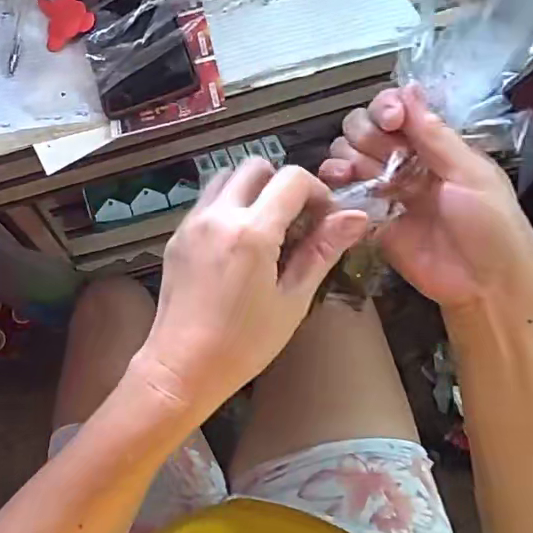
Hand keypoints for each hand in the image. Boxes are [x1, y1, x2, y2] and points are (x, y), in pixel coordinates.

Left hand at [133, 158, 368, 416]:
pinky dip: (227, 205)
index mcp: (251, 231)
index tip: (324, 220)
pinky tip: (237, 244)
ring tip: (265, 228)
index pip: (291, 178)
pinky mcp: (176, 235)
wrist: (181, 366)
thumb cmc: (244, 343)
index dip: (317, 191)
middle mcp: (218, 215)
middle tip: (295, 220)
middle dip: (282, 184)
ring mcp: (192, 223)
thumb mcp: (292, 300)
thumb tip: (356, 216)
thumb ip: (322, 251)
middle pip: (255, 166)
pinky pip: (206, 201)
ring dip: (251, 190)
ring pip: (225, 177)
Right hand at [319, 84, 532, 313]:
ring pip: (347, 156)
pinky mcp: (369, 219)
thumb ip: (436, 137)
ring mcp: (384, 190)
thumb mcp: (472, 175)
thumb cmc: (493, 227)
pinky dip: (335, 184)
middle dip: (365, 133)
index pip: (397, 109)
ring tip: (354, 172)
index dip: (386, 107)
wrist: (485, 287)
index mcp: (434, 145)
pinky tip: (340, 185)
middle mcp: (405, 162)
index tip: (391, 121)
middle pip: (364, 128)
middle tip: (381, 154)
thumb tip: (409, 90)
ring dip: (346, 156)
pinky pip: (342, 194)